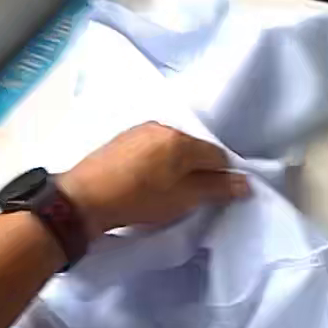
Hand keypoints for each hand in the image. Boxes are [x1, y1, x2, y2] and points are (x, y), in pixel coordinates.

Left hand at [58, 122, 248, 235]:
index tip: (215, 196)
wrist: (82, 199)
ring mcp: (137, 131)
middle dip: (197, 170)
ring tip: (165, 192)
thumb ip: (215, 188)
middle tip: (189, 197)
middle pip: (193, 149)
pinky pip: (150, 149)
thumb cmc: (136, 199)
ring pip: (171, 148)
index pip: (218, 155)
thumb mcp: (182, 199)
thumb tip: (244, 182)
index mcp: (180, 139)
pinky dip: (155, 164)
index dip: (222, 177)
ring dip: (175, 167)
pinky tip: (146, 182)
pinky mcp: (120, 141)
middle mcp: (160, 127)